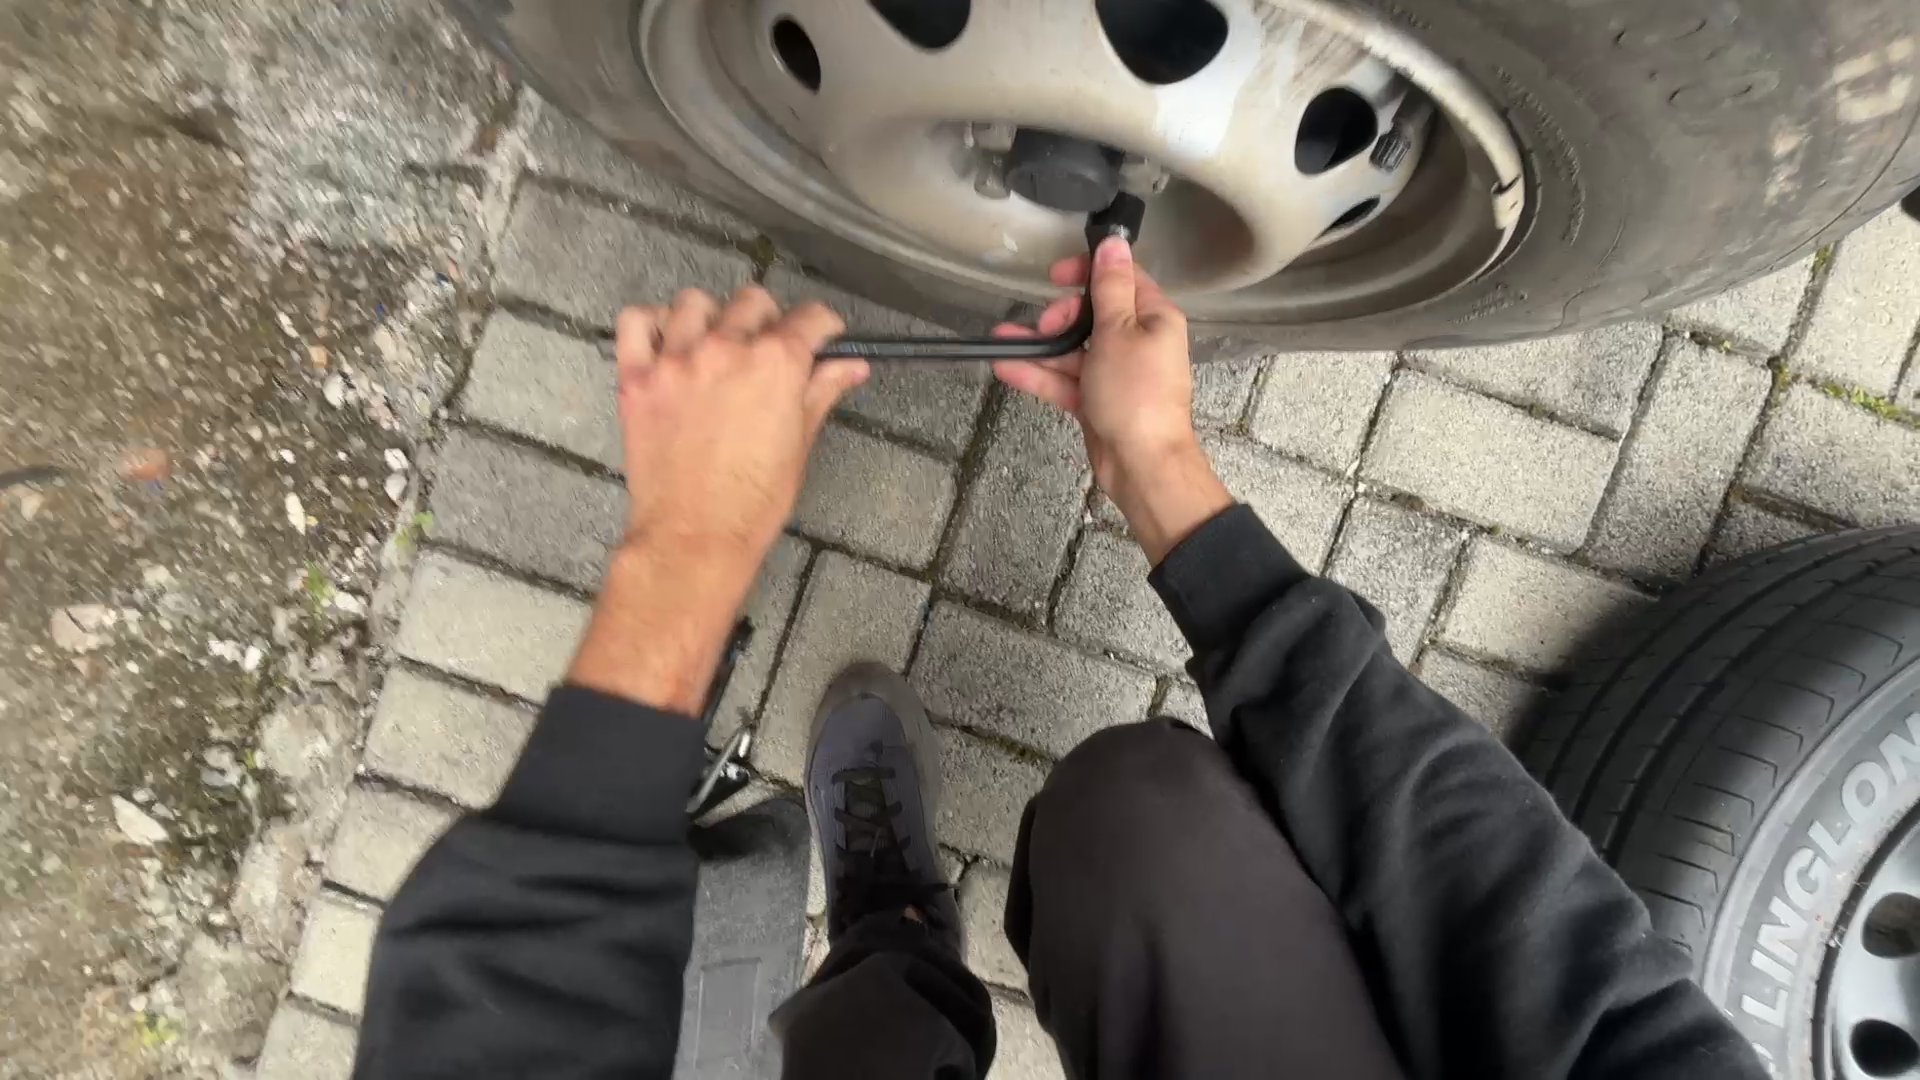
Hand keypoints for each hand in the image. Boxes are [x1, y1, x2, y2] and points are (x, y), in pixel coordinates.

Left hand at [614, 286, 867, 567]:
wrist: (696, 535)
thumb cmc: (755, 500)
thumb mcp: (800, 442)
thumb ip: (822, 391)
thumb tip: (852, 366)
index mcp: (776, 364)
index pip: (810, 318)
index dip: (824, 328)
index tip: (823, 338)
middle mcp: (726, 349)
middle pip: (754, 301)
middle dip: (770, 320)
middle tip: (769, 351)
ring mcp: (677, 360)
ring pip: (695, 302)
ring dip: (713, 317)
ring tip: (717, 347)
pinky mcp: (637, 377)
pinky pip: (637, 321)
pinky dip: (654, 324)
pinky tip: (670, 345)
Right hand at [993, 239, 1229, 562]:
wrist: (1142, 464)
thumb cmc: (1137, 394)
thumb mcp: (1120, 332)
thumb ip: (1110, 288)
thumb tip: (1114, 243)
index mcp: (1153, 318)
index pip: (1120, 280)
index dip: (1086, 272)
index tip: (1055, 275)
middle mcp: (1136, 342)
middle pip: (1091, 315)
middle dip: (1061, 316)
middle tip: (1046, 325)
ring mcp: (1113, 374)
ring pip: (1071, 351)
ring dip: (1039, 346)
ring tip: (1002, 340)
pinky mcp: (1095, 401)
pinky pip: (1064, 379)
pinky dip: (1039, 374)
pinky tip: (1006, 367)